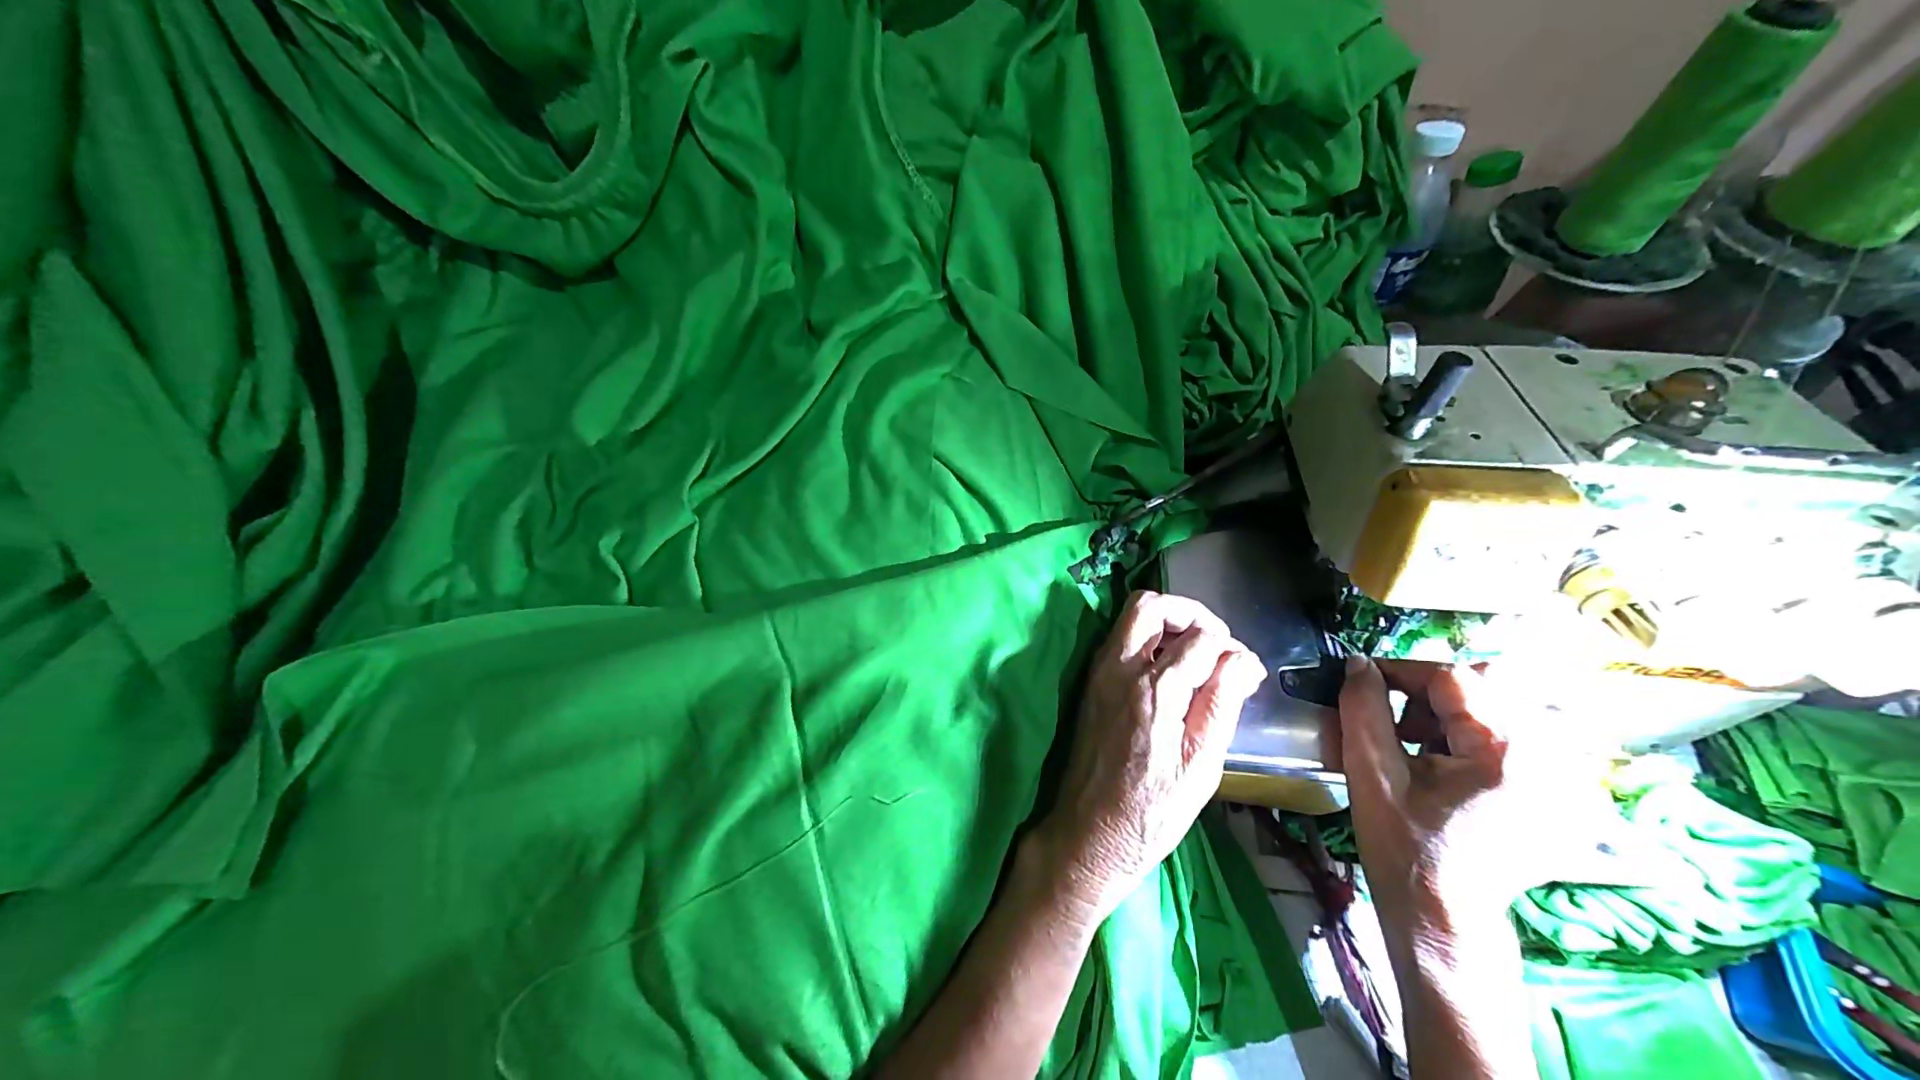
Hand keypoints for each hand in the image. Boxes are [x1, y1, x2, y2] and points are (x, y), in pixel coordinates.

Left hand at [1034, 591, 1266, 923]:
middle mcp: (1119, 670)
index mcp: (1154, 690)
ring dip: (1167, 623)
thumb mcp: (1201, 765)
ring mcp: (1098, 674)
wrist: (1089, 833)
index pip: (1200, 638)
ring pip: (1130, 618)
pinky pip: (1119, 640)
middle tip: (1216, 644)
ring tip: (1197, 657)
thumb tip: (1243, 660)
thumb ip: (1221, 704)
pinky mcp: (1090, 684)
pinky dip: (1147, 640)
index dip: (1232, 649)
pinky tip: (1170, 671)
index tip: (1246, 673)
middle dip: (1190, 613)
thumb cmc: (1151, 811)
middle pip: (1150, 605)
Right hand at [1335, 657, 1615, 943]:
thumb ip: (1363, 709)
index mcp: (1505, 752)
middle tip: (1397, 724)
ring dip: (1454, 710)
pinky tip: (1448, 764)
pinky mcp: (1561, 790)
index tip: (1363, 681)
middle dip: (1431, 691)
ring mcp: (1564, 775)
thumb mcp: (1371, 775)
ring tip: (1420, 745)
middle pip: (1487, 684)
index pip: (1453, 677)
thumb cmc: (1404, 848)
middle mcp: (1550, 755)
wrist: (1444, 916)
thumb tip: (1359, 664)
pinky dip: (1477, 732)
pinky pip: (1520, 732)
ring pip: (1503, 704)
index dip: (1400, 671)